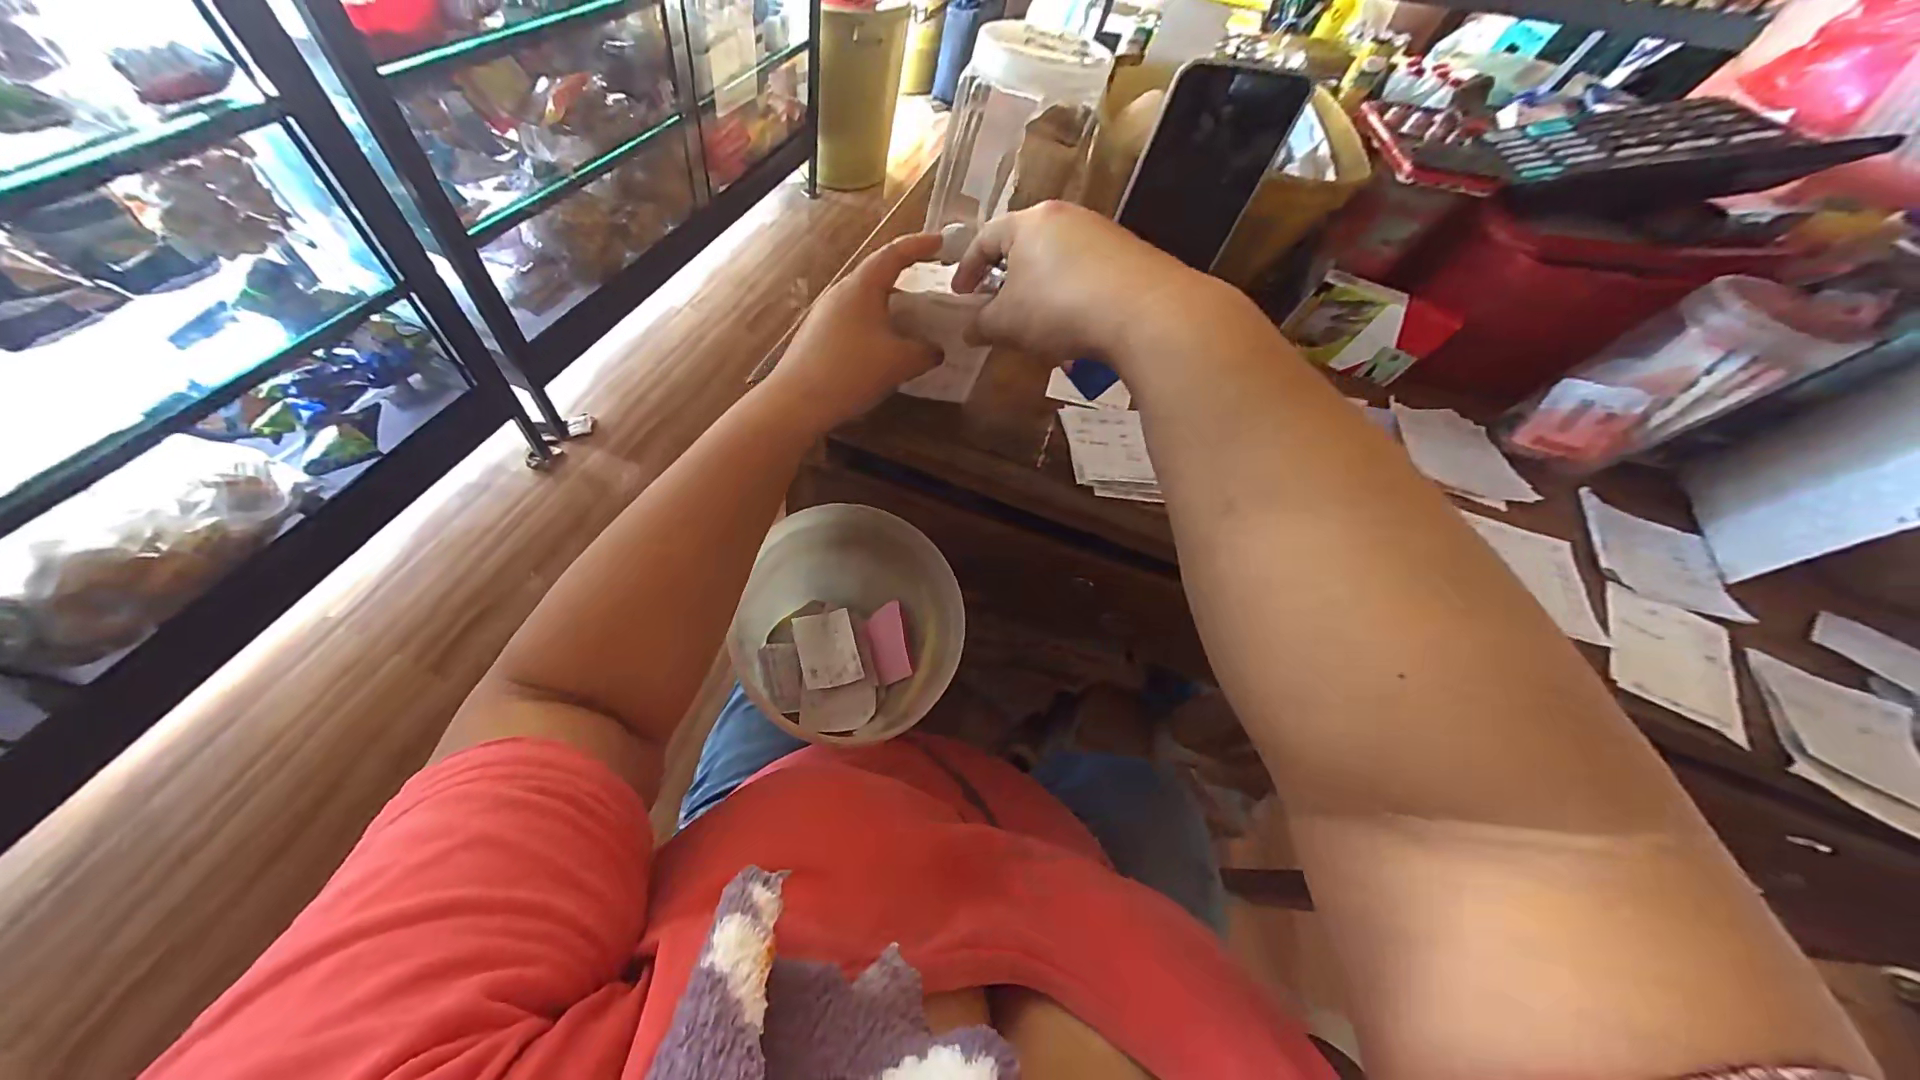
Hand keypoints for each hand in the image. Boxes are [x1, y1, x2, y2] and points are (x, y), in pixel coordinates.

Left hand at [760, 232, 942, 431]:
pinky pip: (855, 323)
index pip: (894, 254)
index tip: (941, 241)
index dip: (919, 245)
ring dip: (891, 308)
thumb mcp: (900, 362)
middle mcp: (841, 293)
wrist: (797, 403)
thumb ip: (925, 352)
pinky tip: (886, 350)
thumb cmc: (851, 372)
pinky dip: (876, 327)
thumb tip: (936, 351)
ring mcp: (825, 315)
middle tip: (931, 286)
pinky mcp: (818, 337)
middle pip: (878, 276)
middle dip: (907, 279)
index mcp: (861, 287)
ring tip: (913, 322)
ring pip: (866, 302)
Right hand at [952, 201, 1243, 367]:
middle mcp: (1067, 217)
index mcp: (1029, 221)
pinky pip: (1088, 276)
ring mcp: (1103, 233)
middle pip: (1026, 246)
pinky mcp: (1130, 256)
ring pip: (1059, 262)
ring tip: (1038, 325)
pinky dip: (1073, 298)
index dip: (967, 268)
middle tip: (998, 309)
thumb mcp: (1007, 322)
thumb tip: (969, 330)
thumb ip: (982, 324)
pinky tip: (1076, 327)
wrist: (1144, 312)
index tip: (960, 294)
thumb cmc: (1059, 308)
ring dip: (1042, 292)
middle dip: (1008, 280)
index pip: (986, 238)